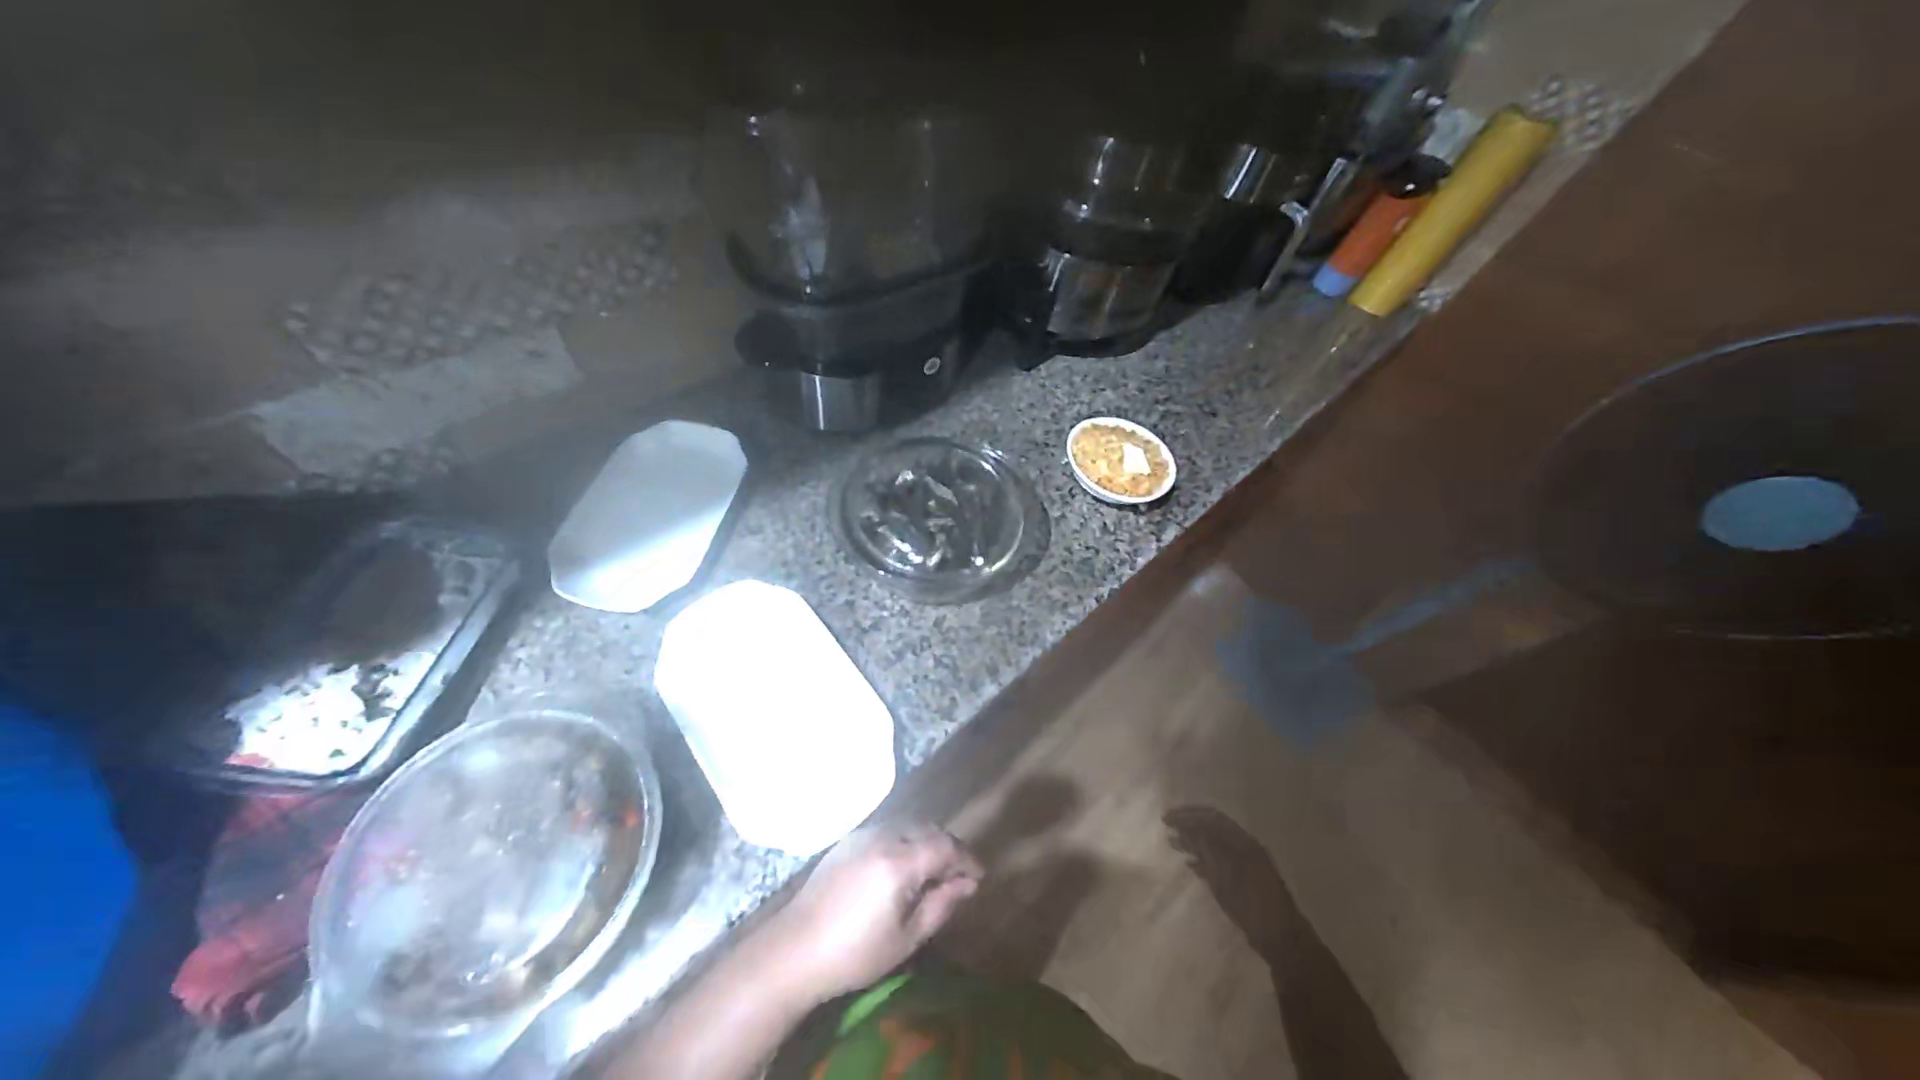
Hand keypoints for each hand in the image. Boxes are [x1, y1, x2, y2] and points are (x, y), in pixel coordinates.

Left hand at [751, 822, 983, 1003]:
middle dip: (949, 847)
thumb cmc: (855, 953)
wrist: (795, 950)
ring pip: (908, 825)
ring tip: (935, 871)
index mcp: (899, 861)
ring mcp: (862, 834)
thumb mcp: (906, 937)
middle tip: (960, 874)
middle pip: (928, 829)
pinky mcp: (848, 840)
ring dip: (927, 841)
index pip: (945, 846)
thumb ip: (941, 904)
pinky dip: (906, 839)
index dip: (967, 859)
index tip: (979, 877)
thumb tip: (968, 884)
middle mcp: (883, 837)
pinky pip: (888, 829)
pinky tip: (905, 865)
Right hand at [1165, 805, 1299, 955]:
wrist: (1279, 934)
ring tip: (1174, 842)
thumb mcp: (1225, 870)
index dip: (1187, 814)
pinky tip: (1191, 864)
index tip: (1166, 818)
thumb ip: (1207, 846)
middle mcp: (1244, 847)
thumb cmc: (1250, 900)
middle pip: (1213, 827)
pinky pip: (1219, 862)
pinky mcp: (1243, 880)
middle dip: (1189, 823)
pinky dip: (1203, 859)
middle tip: (1168, 824)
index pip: (1211, 817)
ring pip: (1215, 844)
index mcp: (1242, 840)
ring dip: (1194, 840)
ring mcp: (1245, 864)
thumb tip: (1187, 827)